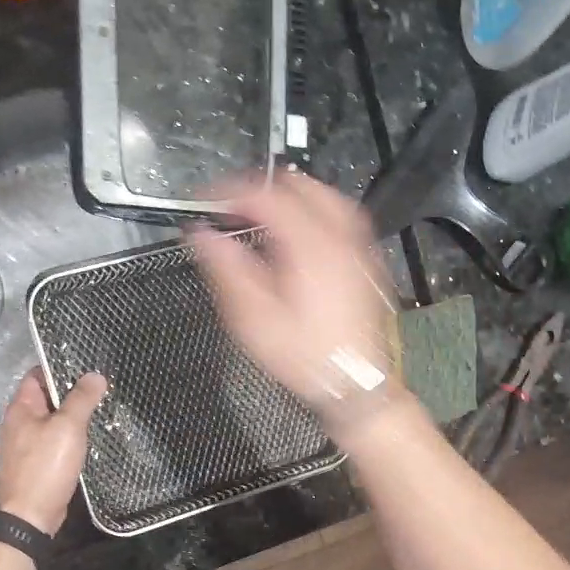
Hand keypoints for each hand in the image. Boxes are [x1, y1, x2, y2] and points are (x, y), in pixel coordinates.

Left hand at [0, 369, 105, 535]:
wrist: (30, 516)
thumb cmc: (46, 466)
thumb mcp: (68, 427)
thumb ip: (81, 399)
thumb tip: (95, 375)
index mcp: (20, 409)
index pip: (37, 375)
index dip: (59, 368)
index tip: (86, 367)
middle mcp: (17, 424)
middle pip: (45, 399)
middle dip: (70, 394)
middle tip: (100, 391)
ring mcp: (23, 446)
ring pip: (50, 423)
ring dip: (71, 419)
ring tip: (99, 413)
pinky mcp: (33, 465)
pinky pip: (52, 443)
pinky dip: (67, 440)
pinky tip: (86, 443)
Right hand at [188, 171, 398, 435]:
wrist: (357, 385)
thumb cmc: (306, 358)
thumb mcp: (255, 321)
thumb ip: (228, 270)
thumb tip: (203, 236)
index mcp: (310, 245)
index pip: (265, 195)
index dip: (229, 192)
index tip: (205, 204)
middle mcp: (340, 235)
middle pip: (298, 185)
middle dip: (260, 189)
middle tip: (232, 209)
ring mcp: (359, 245)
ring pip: (323, 195)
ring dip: (289, 197)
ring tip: (261, 216)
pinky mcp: (366, 260)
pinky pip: (340, 216)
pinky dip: (313, 211)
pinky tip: (298, 233)